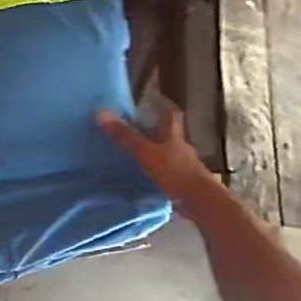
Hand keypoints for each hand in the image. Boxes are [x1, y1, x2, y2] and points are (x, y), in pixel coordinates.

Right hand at [96, 97, 221, 202]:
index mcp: (174, 137)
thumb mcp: (146, 153)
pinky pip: (164, 172)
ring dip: (153, 152)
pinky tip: (142, 176)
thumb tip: (101, 113)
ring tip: (133, 152)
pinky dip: (153, 171)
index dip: (163, 105)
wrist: (200, 202)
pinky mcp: (180, 183)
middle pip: (168, 135)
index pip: (171, 115)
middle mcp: (180, 149)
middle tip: (133, 127)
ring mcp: (182, 167)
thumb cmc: (175, 172)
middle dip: (154, 130)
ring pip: (166, 154)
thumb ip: (125, 136)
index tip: (153, 98)